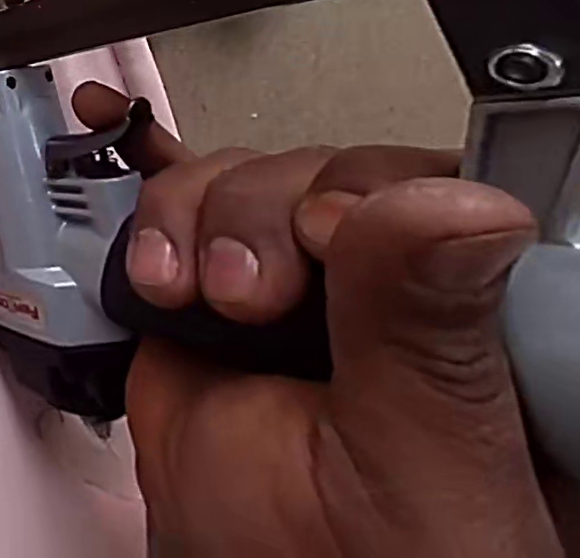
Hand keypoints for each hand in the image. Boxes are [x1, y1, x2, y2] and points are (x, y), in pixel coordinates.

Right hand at [73, 84, 560, 556]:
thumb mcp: (418, 470)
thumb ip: (424, 342)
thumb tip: (458, 204)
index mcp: (477, 316)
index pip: (436, 191)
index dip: (365, 191)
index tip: (318, 244)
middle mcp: (374, 275)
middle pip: (309, 171)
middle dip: (251, 217)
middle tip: (236, 300)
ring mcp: (275, 264)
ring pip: (227, 174)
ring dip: (180, 213)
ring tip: (169, 288)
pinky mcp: (193, 265)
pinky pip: (167, 186)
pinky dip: (133, 150)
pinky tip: (103, 110)